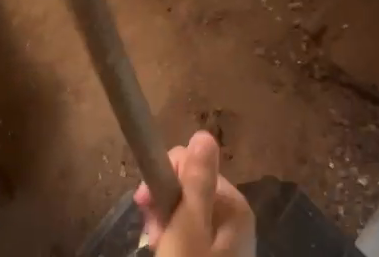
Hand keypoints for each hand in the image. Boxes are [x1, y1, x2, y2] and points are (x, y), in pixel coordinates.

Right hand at [135, 132, 257, 256]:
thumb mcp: (188, 226)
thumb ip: (195, 180)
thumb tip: (204, 134)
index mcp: (232, 203)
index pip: (189, 162)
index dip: (163, 176)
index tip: (146, 201)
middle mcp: (233, 214)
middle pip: (186, 185)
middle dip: (161, 202)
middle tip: (151, 228)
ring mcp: (226, 236)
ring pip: (183, 207)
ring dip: (163, 220)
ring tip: (156, 242)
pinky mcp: (216, 252)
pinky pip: (188, 229)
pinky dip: (171, 235)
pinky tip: (164, 248)